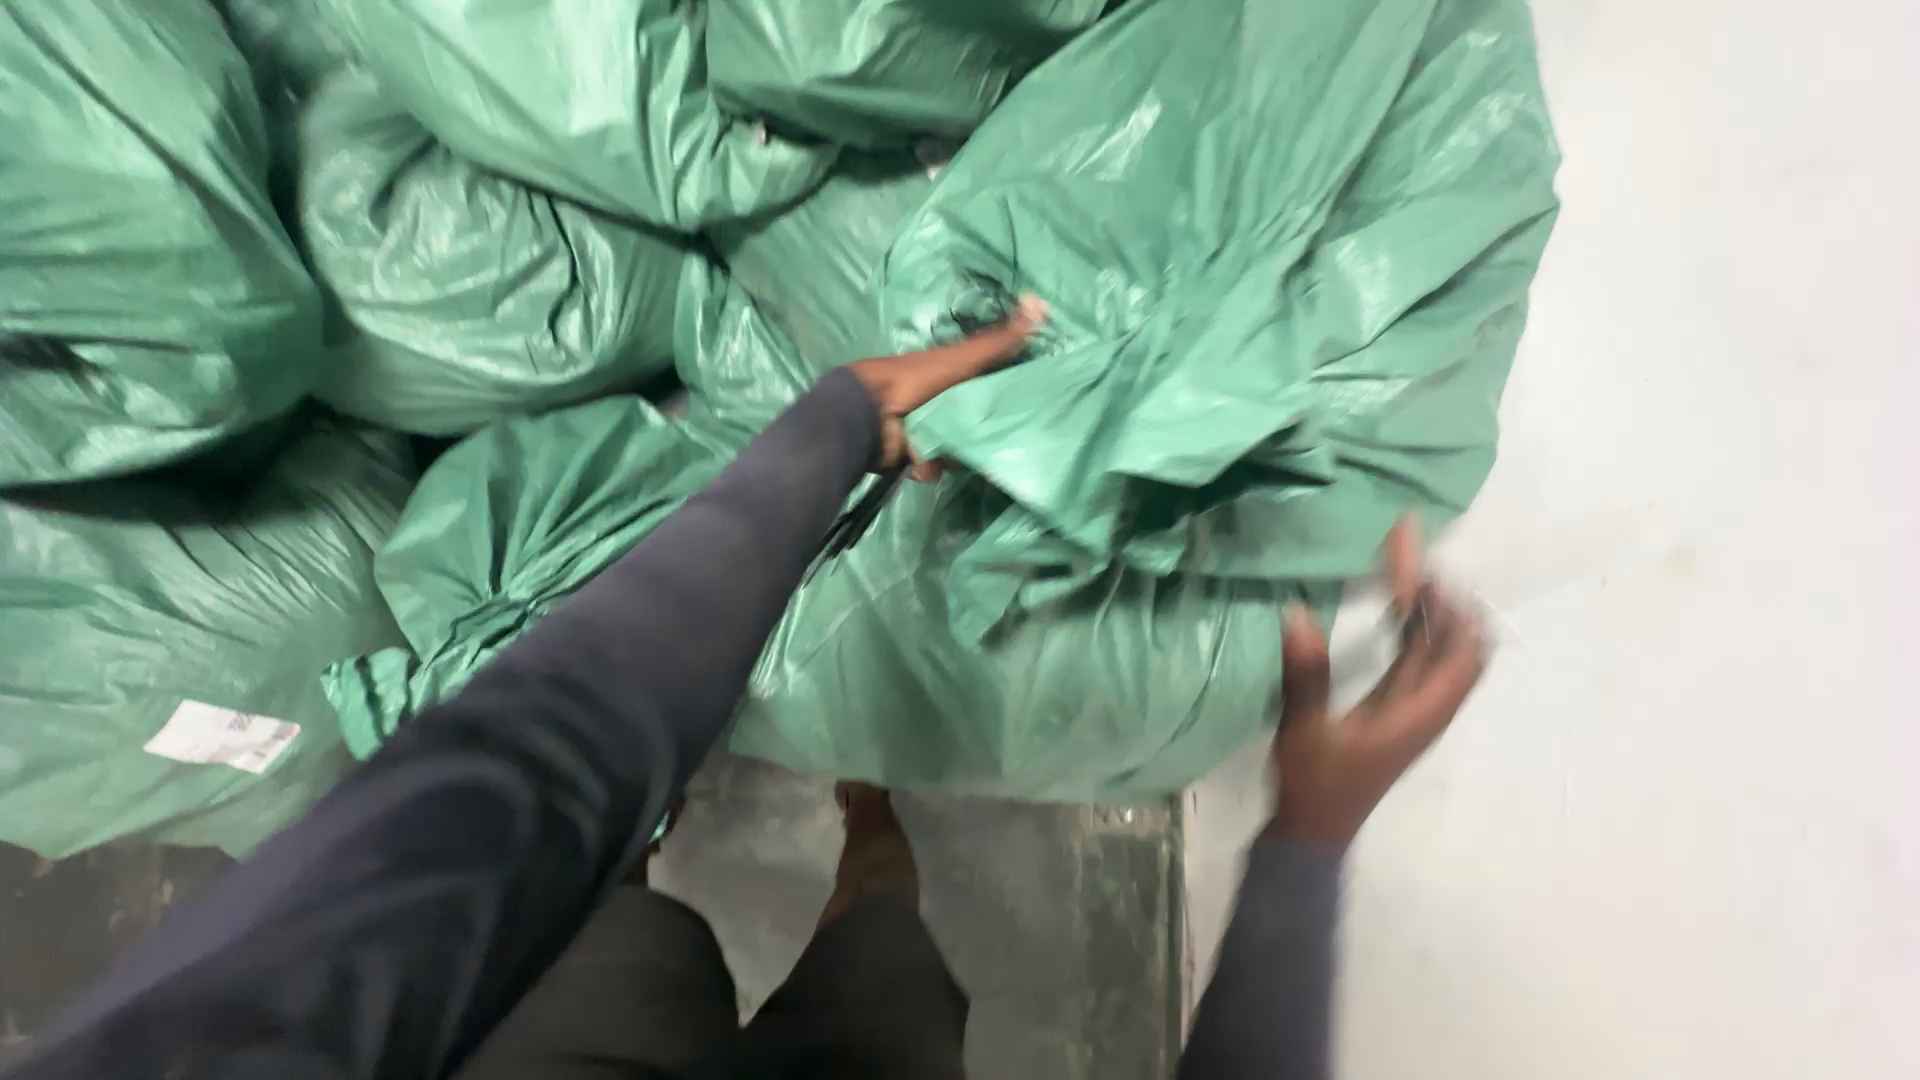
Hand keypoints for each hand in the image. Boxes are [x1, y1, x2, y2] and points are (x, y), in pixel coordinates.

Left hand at [845, 294, 1046, 478]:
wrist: (869, 415)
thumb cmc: (917, 379)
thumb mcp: (964, 359)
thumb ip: (1000, 341)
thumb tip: (1041, 302)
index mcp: (955, 376)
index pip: (991, 384)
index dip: (1009, 392)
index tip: (1030, 403)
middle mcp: (945, 402)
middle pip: (979, 421)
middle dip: (984, 430)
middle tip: (995, 435)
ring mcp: (932, 430)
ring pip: (962, 447)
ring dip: (956, 450)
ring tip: (948, 446)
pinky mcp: (919, 455)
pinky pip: (939, 465)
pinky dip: (931, 462)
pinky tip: (924, 456)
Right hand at [1269, 519, 1487, 852]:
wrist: (1315, 829)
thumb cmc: (1314, 783)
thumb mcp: (1305, 730)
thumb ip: (1306, 675)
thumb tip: (1298, 613)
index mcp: (1417, 712)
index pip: (1455, 649)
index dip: (1444, 603)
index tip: (1417, 561)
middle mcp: (1427, 707)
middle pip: (1455, 644)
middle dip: (1441, 596)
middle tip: (1409, 554)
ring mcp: (1414, 709)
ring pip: (1441, 651)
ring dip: (1431, 610)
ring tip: (1405, 570)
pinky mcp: (1396, 711)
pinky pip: (1421, 660)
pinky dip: (1415, 629)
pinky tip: (1393, 610)